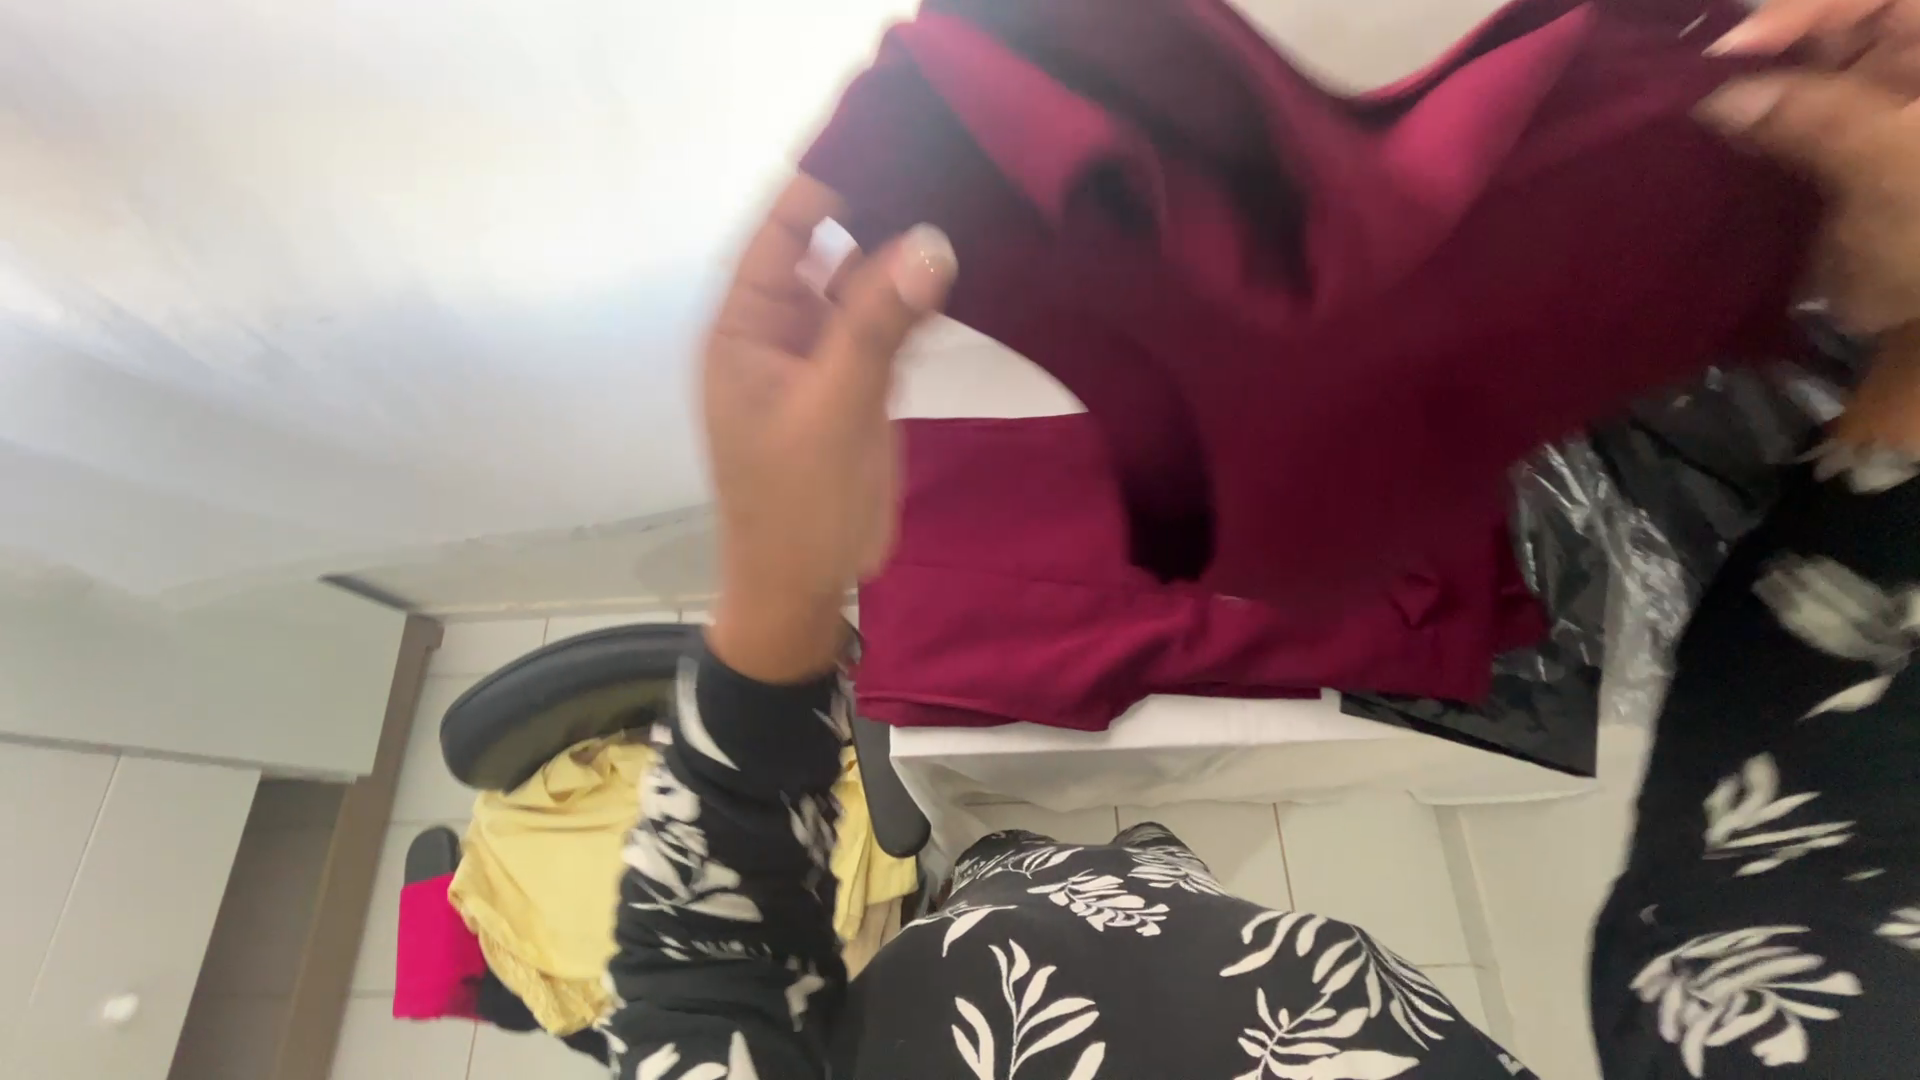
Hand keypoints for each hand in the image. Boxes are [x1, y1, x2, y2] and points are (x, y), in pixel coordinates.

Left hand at [701, 175, 955, 681]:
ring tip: (961, 212)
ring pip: (859, 293)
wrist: (805, 587)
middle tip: (944, 171)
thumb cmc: (796, 506)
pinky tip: (952, 283)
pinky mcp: (853, 389)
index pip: (780, 232)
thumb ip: (875, 326)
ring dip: (901, 265)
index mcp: (742, 328)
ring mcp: (818, 361)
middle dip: (876, 219)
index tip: (886, 137)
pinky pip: (882, 332)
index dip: (825, 184)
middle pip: (825, 255)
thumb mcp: (832, 411)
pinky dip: (912, 311)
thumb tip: (931, 242)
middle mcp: (776, 332)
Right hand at [1697, 0, 1919, 335]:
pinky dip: (1737, 122)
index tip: (1731, 51)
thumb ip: (1816, 120)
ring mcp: (1874, 105)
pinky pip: (1779, 118)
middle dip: (1764, 45)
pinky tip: (1699, 132)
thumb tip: (1719, 94)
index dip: (1807, 9)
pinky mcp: (1829, 148)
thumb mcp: (1893, 170)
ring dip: (1743, 85)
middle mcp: (1911, 66)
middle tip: (1689, 78)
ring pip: (1800, 71)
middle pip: (1836, 26)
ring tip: (1681, 104)